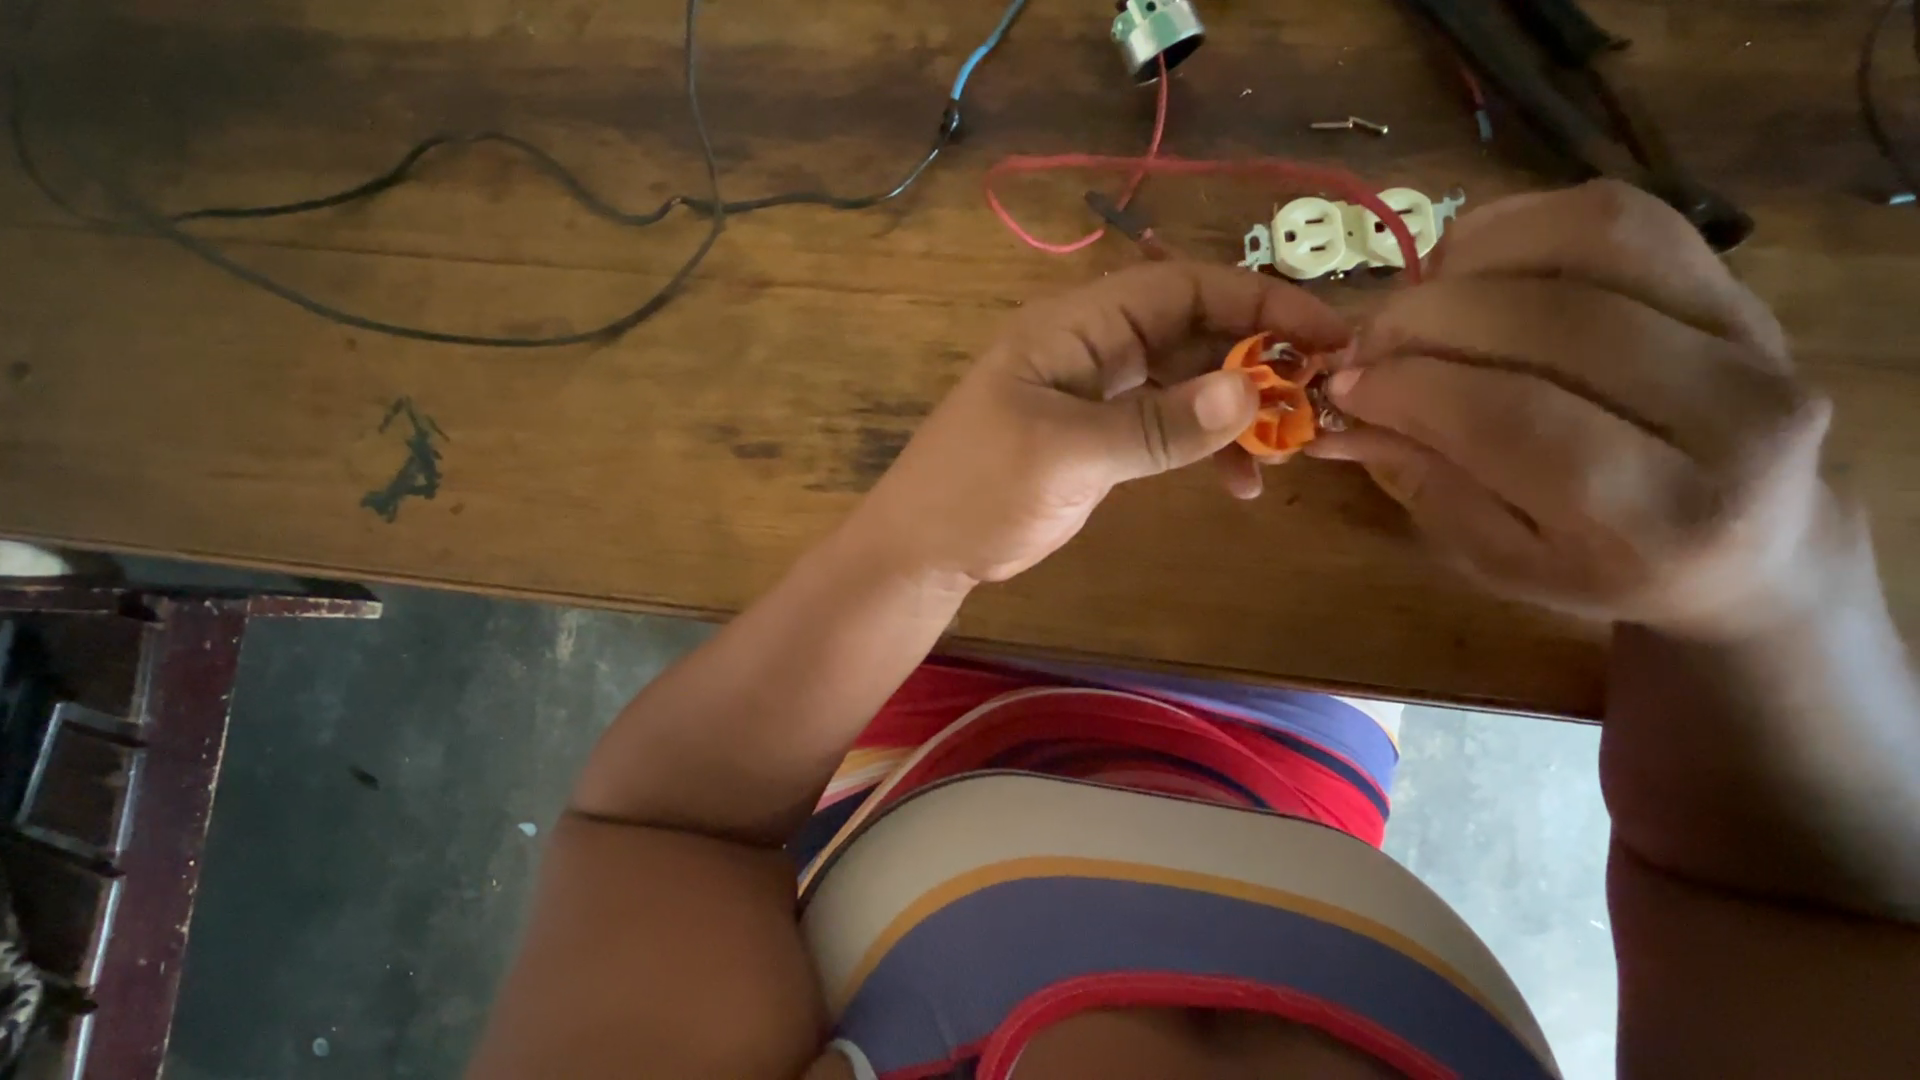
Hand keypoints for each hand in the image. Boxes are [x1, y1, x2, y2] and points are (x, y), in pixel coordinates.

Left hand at [850, 262, 1348, 585]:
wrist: (924, 549)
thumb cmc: (980, 490)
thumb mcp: (1068, 455)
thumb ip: (1158, 424)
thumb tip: (1250, 388)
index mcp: (1076, 327)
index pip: (1181, 287)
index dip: (1257, 302)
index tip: (1326, 336)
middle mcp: (1092, 347)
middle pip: (1192, 330)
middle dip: (1257, 357)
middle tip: (1320, 397)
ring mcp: (1096, 393)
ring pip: (1186, 379)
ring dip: (1237, 408)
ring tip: (1284, 450)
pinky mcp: (1100, 436)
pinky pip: (1167, 424)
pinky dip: (1205, 443)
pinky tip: (1239, 481)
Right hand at [1309, 180, 1836, 635]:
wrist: (1754, 545)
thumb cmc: (1601, 570)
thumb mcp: (1498, 557)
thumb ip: (1423, 480)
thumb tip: (1334, 414)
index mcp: (1660, 520)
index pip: (1520, 422)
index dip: (1414, 389)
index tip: (1344, 386)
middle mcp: (1733, 419)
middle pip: (1557, 324)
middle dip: (1429, 321)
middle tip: (1366, 341)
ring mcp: (1753, 336)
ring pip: (1600, 245)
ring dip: (1475, 259)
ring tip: (1417, 296)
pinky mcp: (1740, 285)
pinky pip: (1625, 218)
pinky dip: (1524, 223)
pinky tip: (1467, 260)